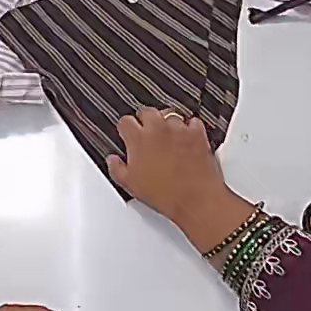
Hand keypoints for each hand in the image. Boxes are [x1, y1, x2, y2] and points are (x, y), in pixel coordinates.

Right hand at [107, 108, 256, 255]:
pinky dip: (189, 128)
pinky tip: (186, 140)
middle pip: (147, 112)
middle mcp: (158, 129)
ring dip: (167, 124)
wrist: (195, 198)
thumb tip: (113, 161)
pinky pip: (192, 122)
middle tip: (147, 135)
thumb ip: (117, 168)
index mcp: (138, 139)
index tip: (128, 134)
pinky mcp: (197, 133)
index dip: (126, 128)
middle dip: (145, 121)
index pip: (125, 121)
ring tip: (168, 140)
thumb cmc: (165, 194)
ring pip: (170, 115)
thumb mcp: (131, 185)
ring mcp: (179, 129)